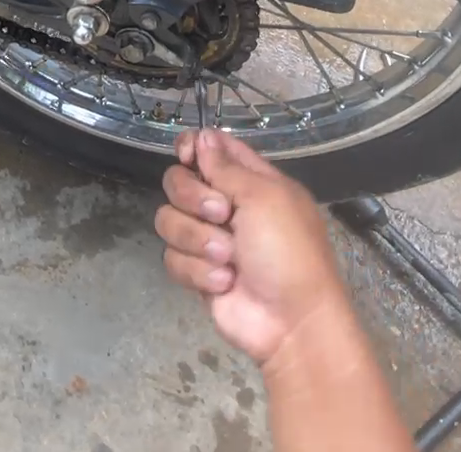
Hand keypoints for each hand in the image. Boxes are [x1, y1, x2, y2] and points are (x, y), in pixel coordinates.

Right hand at [156, 128, 346, 371]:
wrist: (291, 323)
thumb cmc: (288, 252)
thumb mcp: (265, 198)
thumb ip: (226, 166)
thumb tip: (201, 135)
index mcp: (249, 181)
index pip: (209, 147)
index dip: (191, 147)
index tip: (186, 157)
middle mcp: (225, 205)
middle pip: (177, 180)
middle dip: (193, 198)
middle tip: (221, 215)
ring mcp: (207, 239)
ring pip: (169, 219)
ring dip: (198, 240)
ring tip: (228, 259)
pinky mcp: (196, 270)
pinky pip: (172, 257)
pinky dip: (197, 270)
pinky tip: (224, 283)